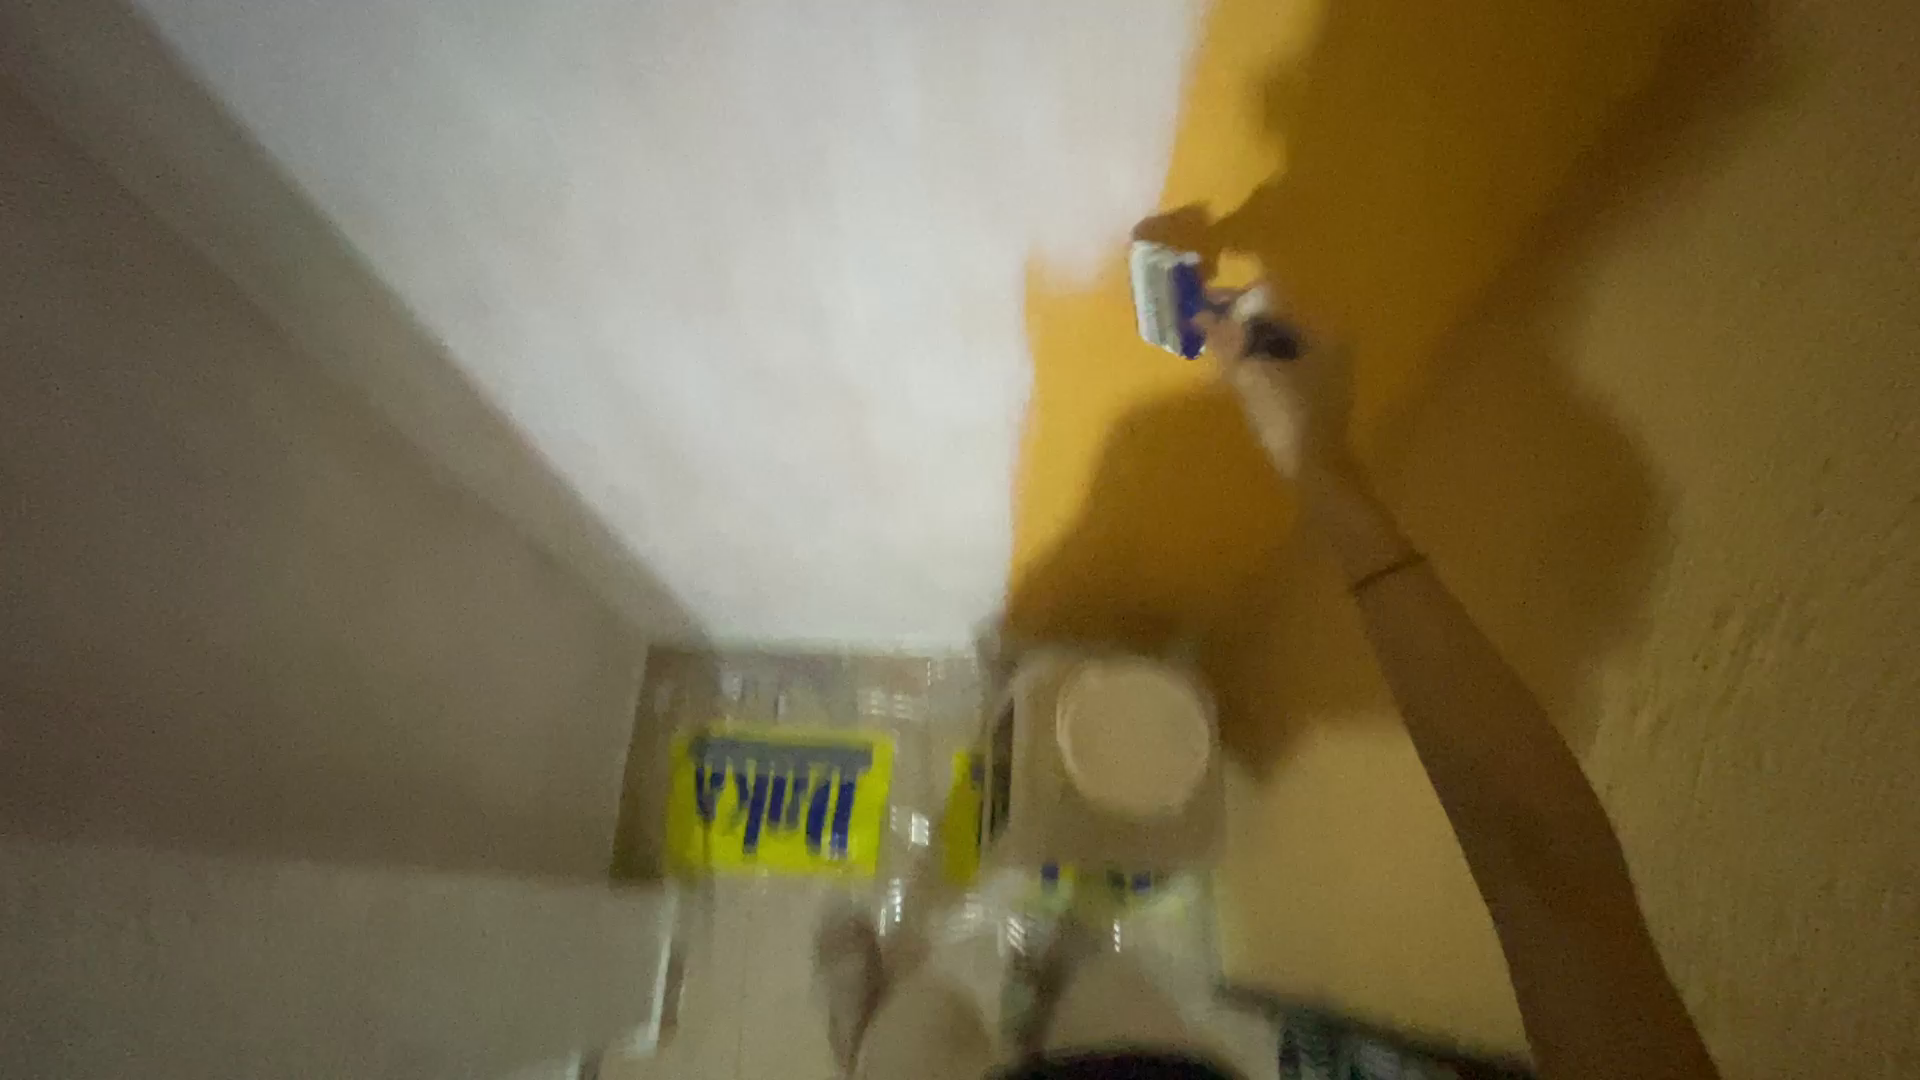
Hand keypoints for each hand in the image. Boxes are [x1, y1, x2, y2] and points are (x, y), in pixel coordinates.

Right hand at [1198, 286, 1354, 478]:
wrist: (1312, 469)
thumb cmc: (1285, 419)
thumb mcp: (1251, 376)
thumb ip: (1226, 342)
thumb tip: (1199, 314)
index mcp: (1321, 329)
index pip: (1273, 299)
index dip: (1235, 300)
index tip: (1203, 303)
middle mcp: (1328, 338)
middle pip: (1275, 317)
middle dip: (1237, 320)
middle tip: (1203, 326)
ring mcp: (1323, 362)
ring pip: (1275, 338)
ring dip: (1244, 339)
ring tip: (1212, 345)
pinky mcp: (1313, 383)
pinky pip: (1279, 358)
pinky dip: (1256, 357)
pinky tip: (1232, 366)